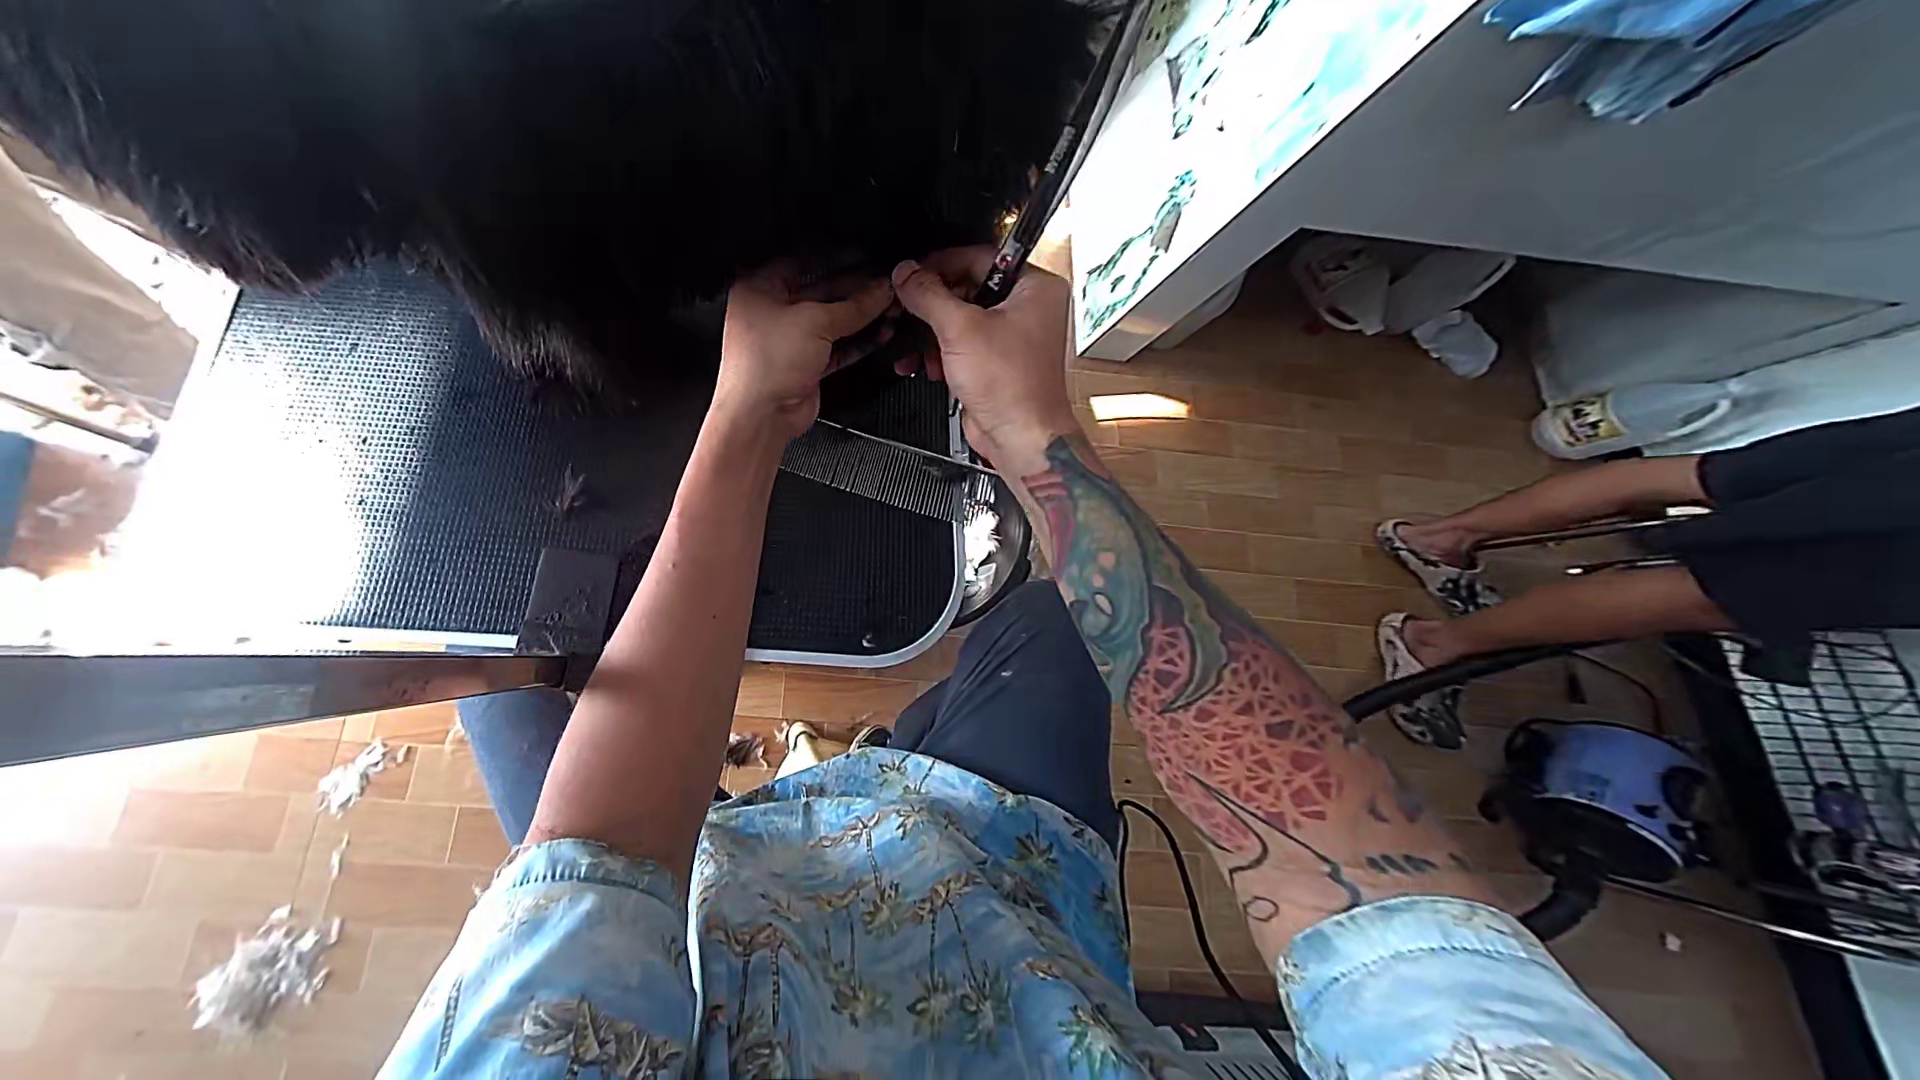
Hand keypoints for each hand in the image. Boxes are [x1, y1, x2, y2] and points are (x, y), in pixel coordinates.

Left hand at [716, 262, 894, 439]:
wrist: (761, 415)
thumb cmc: (763, 366)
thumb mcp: (814, 321)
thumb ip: (853, 307)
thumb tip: (878, 292)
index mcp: (760, 289)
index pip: (803, 263)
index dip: (836, 261)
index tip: (864, 261)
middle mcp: (773, 314)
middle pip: (822, 294)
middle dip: (856, 292)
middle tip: (883, 287)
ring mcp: (791, 342)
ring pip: (833, 324)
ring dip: (862, 319)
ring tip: (888, 309)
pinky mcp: (806, 366)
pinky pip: (837, 349)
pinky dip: (858, 343)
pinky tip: (879, 335)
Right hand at [891, 248, 1076, 473]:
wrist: (1020, 439)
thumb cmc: (1013, 389)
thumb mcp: (960, 330)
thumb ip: (928, 295)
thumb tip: (907, 273)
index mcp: (1035, 288)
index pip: (979, 257)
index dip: (942, 264)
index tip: (914, 273)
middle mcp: (1029, 309)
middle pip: (967, 289)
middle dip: (934, 307)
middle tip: (909, 309)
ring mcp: (1013, 338)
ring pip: (962, 320)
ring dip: (933, 334)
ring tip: (917, 345)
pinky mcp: (998, 363)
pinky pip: (964, 346)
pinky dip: (942, 353)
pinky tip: (927, 365)